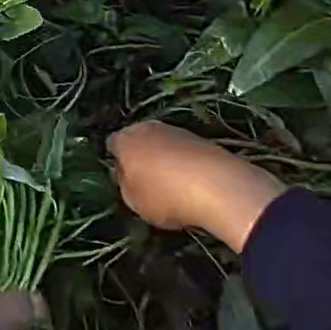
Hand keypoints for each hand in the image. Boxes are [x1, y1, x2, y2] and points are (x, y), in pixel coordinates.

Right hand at [107, 120, 286, 251]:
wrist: (218, 186)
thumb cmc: (166, 196)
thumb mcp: (134, 201)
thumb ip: (125, 185)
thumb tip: (127, 175)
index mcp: (125, 140)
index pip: (113, 144)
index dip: (117, 160)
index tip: (123, 177)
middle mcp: (146, 128)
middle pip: (138, 139)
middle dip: (140, 155)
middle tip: (145, 180)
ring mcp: (175, 130)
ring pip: (162, 143)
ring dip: (164, 158)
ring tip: (172, 184)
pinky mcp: (200, 138)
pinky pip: (184, 151)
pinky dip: (185, 163)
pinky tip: (192, 183)